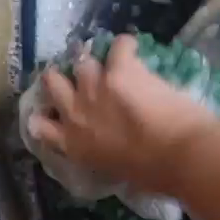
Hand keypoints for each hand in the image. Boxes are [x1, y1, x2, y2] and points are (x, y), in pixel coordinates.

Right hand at [26, 35, 219, 192]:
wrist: (179, 157)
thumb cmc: (152, 174)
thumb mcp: (111, 169)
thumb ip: (97, 152)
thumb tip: (107, 144)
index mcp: (72, 143)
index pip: (40, 125)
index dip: (43, 114)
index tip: (54, 109)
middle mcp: (74, 113)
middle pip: (52, 82)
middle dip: (61, 76)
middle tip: (79, 77)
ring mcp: (94, 88)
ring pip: (82, 62)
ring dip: (96, 62)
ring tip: (111, 62)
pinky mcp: (119, 71)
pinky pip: (118, 46)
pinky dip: (126, 46)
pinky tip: (133, 48)